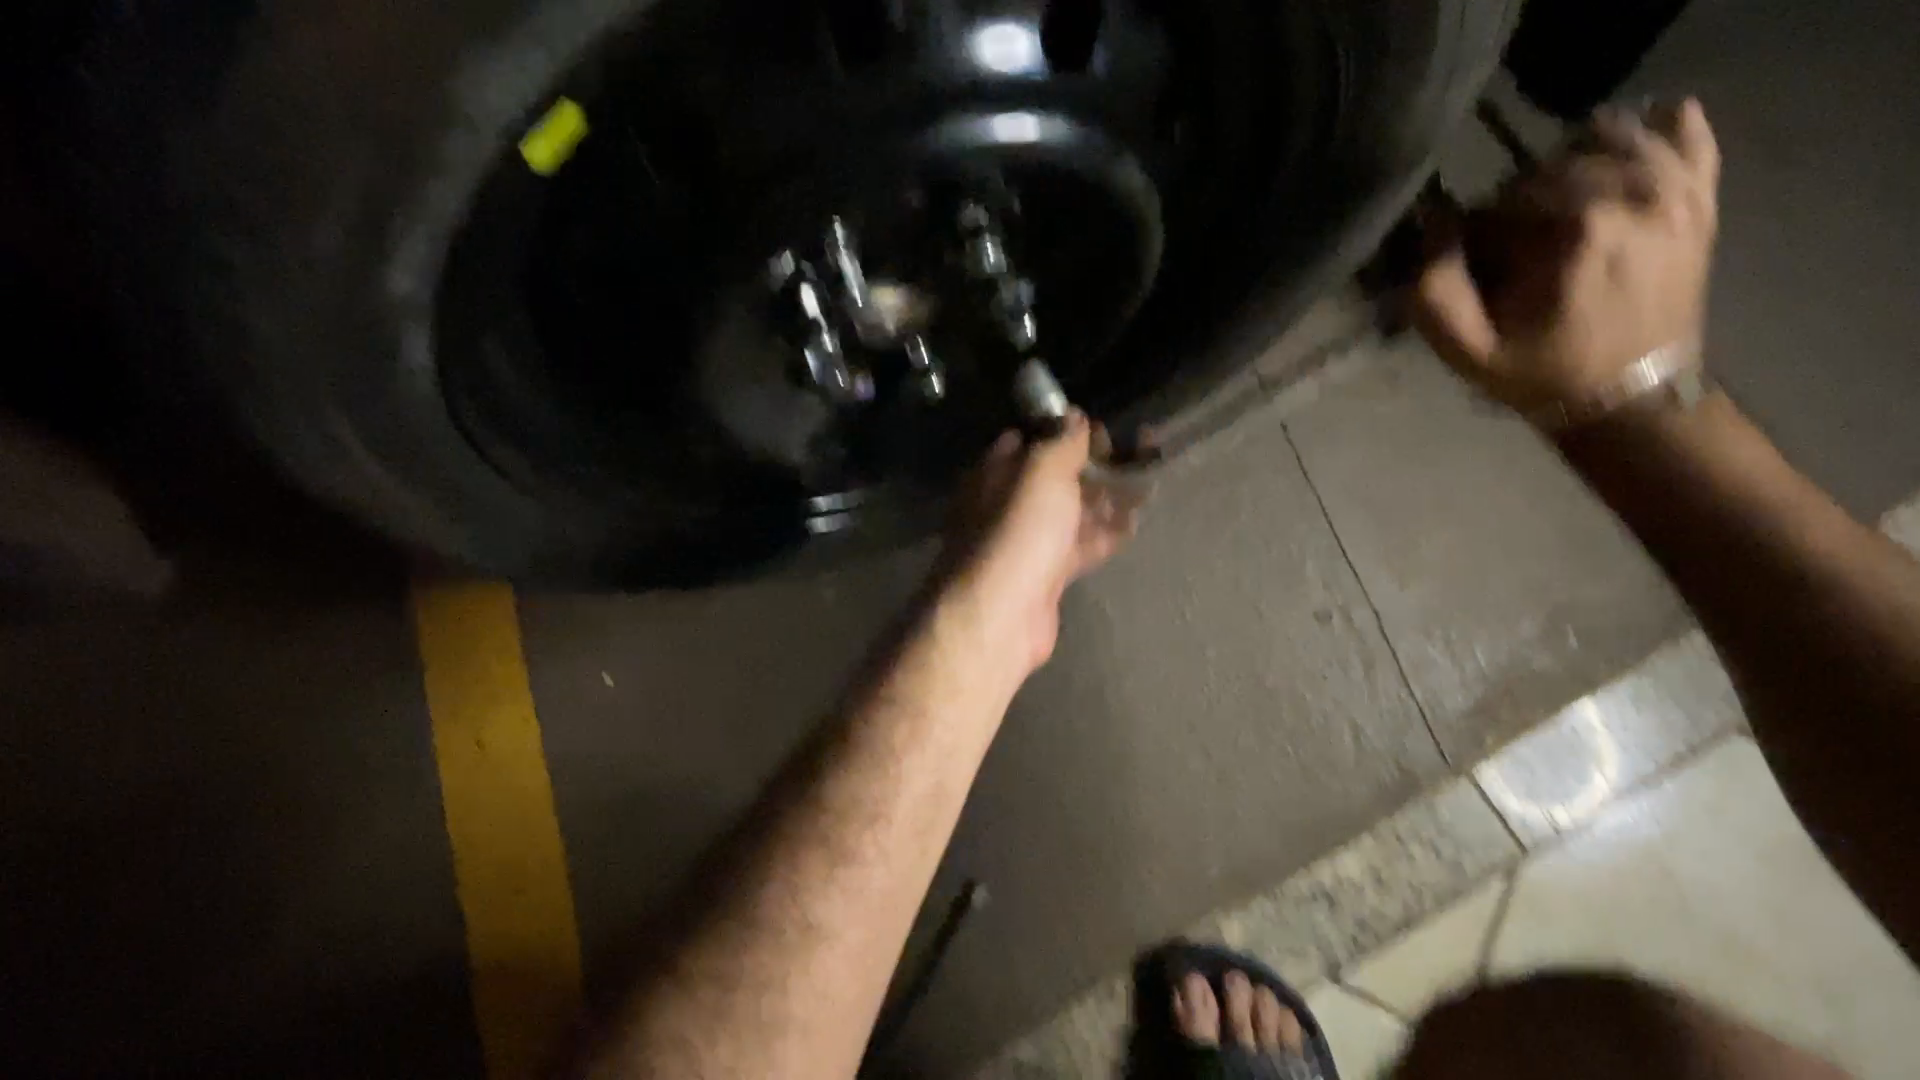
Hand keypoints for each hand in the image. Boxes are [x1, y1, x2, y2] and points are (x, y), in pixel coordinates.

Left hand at [939, 412, 1140, 671]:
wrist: (1000, 614)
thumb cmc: (1018, 532)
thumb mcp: (1041, 472)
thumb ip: (1060, 442)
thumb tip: (1073, 416)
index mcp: (996, 472)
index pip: (1030, 440)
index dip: (1066, 430)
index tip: (1103, 427)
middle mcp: (1007, 504)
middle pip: (1056, 476)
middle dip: (1095, 462)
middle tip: (1138, 450)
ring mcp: (1027, 541)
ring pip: (1072, 511)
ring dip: (1107, 496)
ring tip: (1148, 479)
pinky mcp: (1047, 574)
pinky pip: (1081, 545)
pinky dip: (1106, 532)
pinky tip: (1135, 521)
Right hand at [1414, 98, 1721, 416]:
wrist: (1632, 401)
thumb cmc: (1542, 374)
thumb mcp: (1468, 348)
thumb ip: (1436, 285)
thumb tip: (1433, 216)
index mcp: (1578, 228)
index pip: (1511, 194)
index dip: (1483, 223)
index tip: (1478, 255)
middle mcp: (1636, 196)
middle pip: (1562, 162)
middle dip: (1526, 191)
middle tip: (1513, 233)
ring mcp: (1676, 197)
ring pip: (1619, 140)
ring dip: (1577, 158)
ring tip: (1555, 192)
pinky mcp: (1700, 206)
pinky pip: (1693, 143)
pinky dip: (1669, 128)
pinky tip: (1646, 127)